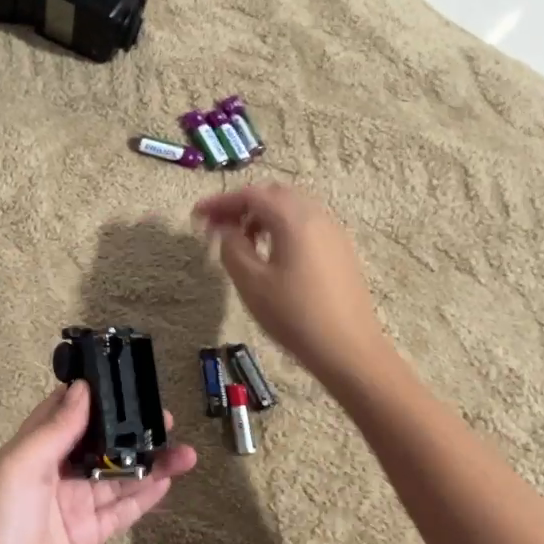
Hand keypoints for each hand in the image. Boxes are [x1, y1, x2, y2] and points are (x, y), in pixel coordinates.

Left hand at [0, 382, 196, 543]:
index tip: (125, 379)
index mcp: (28, 454)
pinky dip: (142, 497)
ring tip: (184, 450)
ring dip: (147, 464)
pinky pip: (118, 512)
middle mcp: (49, 477)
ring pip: (114, 479)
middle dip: (127, 431)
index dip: (91, 397)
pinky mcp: (84, 541)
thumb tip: (81, 388)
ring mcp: (68, 511)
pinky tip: (167, 481)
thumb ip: (53, 431)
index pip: (61, 414)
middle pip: (95, 446)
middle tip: (166, 418)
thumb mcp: (19, 469)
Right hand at [195, 184, 391, 383]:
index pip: (250, 195)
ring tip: (241, 240)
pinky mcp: (341, 250)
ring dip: (262, 215)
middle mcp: (317, 217)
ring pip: (292, 208)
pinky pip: (306, 224)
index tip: (197, 216)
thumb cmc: (293, 315)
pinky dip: (282, 226)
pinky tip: (270, 252)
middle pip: (274, 195)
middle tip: (217, 226)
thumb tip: (226, 230)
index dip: (220, 202)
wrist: (347, 347)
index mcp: (293, 220)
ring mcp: (333, 233)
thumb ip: (232, 247)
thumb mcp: (250, 282)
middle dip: (242, 205)